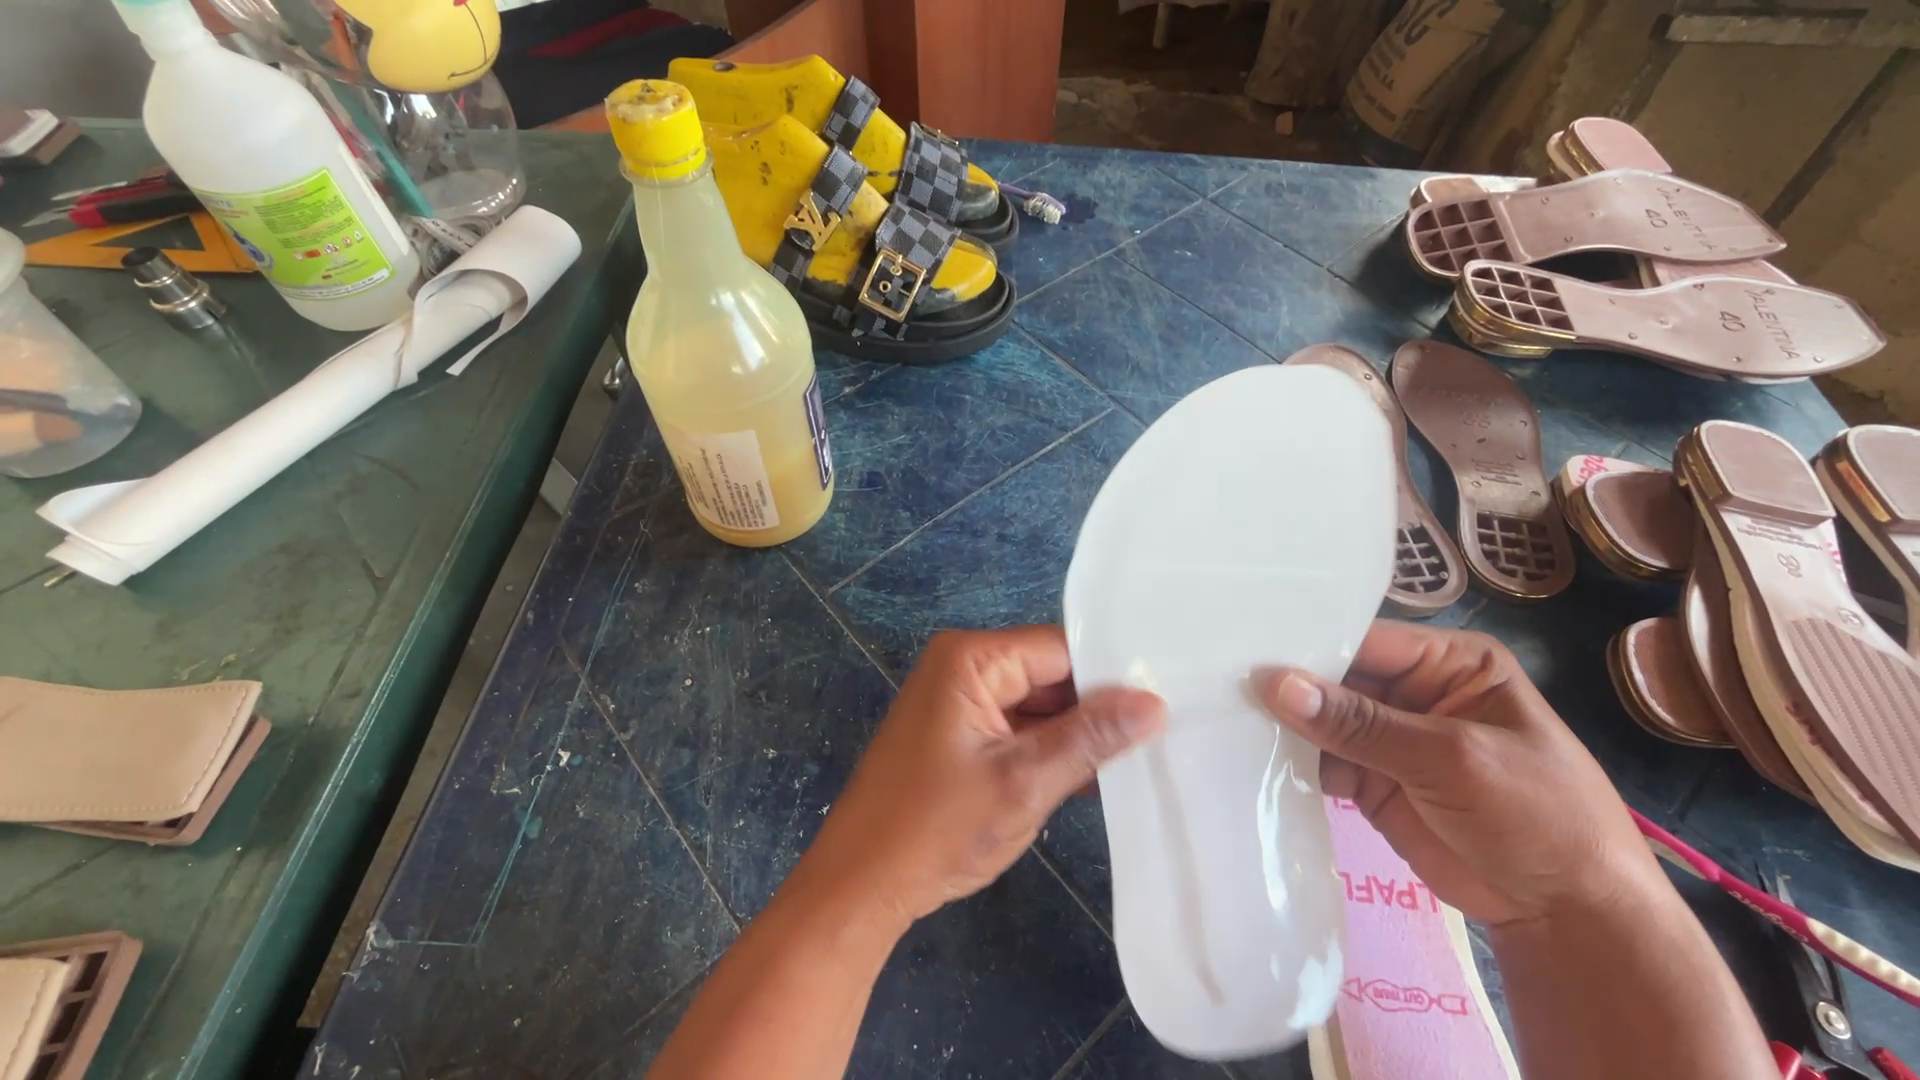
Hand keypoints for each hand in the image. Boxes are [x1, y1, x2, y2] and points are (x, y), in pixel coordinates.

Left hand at [801, 626, 1165, 924]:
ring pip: (1040, 705)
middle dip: (1099, 707)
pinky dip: (1052, 752)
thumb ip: (1089, 738)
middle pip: (1051, 675)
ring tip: (1147, 756)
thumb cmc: (937, 828)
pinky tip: (1100, 778)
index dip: (1113, 674)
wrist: (861, 885)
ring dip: (1079, 735)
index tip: (1171, 698)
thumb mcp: (1024, 782)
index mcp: (971, 659)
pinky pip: (1020, 730)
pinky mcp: (961, 737)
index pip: (1061, 649)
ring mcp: (961, 704)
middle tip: (1168, 732)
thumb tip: (1154, 703)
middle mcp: (964, 668)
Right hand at [1261, 620, 1656, 926]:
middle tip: (1222, 686)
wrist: (1567, 914)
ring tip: (1228, 721)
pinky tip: (1255, 761)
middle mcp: (1414, 692)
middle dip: (1288, 687)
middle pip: (1336, 679)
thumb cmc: (1535, 814)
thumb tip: (1274, 683)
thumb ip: (1359, 722)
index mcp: (1449, 663)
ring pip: (1322, 721)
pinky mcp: (1371, 781)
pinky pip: (1322, 761)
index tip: (1245, 651)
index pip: (1365, 641)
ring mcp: (1391, 739)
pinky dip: (1293, 763)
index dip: (1309, 647)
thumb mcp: (1449, 757)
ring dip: (1285, 727)